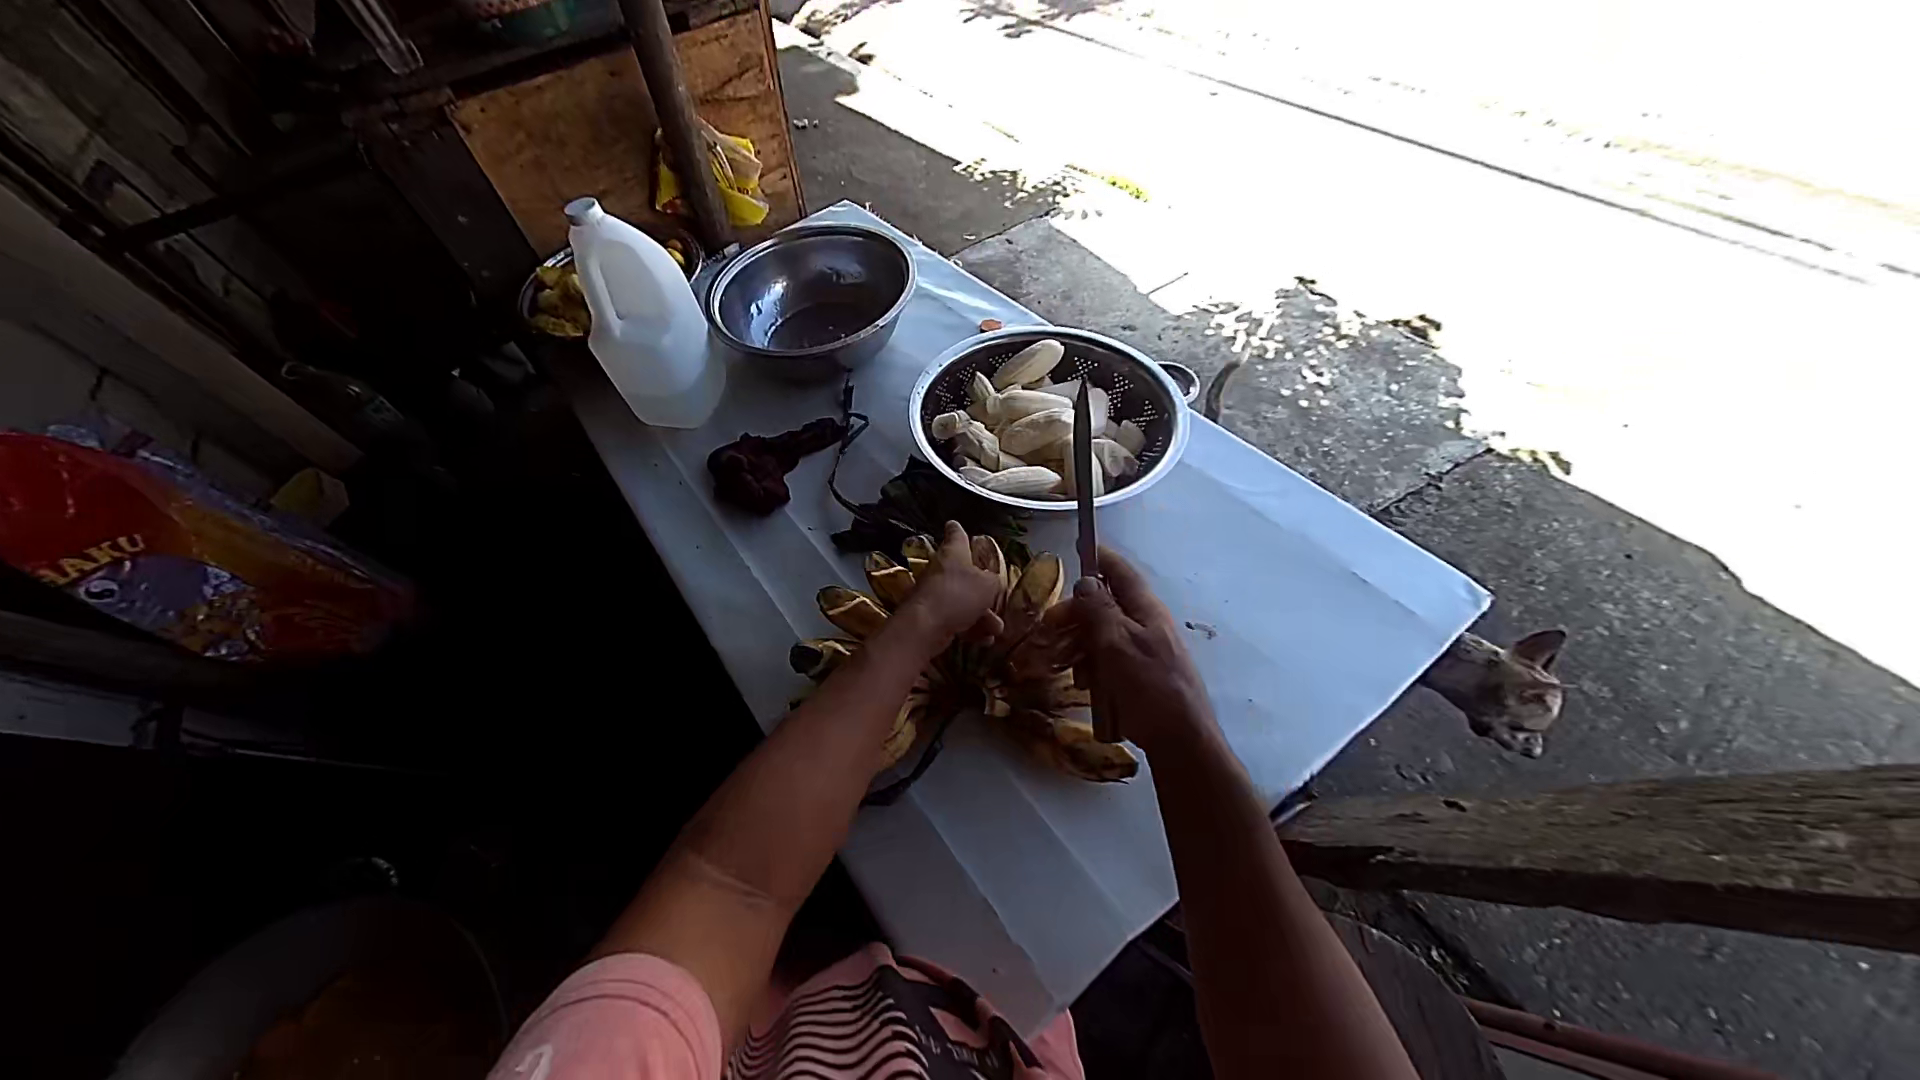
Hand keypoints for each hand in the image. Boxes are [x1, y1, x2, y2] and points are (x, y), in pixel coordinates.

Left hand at [897, 522, 1003, 648]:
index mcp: (953, 553)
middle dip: (983, 591)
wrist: (925, 627)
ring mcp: (934, 593)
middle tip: (996, 601)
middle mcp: (941, 569)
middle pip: (964, 574)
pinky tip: (983, 640)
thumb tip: (991, 583)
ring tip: (995, 630)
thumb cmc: (958, 595)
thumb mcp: (988, 585)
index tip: (955, 524)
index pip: (956, 534)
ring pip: (963, 600)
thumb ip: (993, 581)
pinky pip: (955, 619)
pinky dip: (970, 628)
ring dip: (981, 615)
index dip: (958, 530)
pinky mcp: (930, 615)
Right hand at [1046, 547, 1215, 753]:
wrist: (1181, 741)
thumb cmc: (1149, 688)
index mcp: (1146, 610)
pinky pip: (1111, 660)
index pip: (1122, 572)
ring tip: (1065, 663)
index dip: (1101, 558)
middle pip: (1107, 606)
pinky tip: (1086, 684)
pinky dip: (1094, 666)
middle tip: (1050, 627)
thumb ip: (1099, 610)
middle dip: (1077, 614)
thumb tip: (1087, 581)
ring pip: (1105, 635)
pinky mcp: (1143, 675)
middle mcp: (1148, 625)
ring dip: (1082, 644)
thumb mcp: (1117, 644)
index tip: (1080, 546)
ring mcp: (1146, 651)